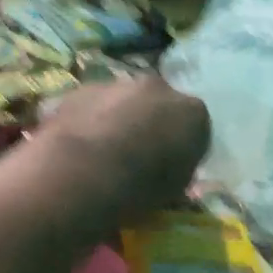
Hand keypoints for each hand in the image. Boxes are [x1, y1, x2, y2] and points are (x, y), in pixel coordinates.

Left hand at [35, 78, 209, 222]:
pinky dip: (89, 119)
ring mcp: (119, 84)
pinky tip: (79, 144)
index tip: (169, 163)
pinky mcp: (83, 89)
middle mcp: (160, 88)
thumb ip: (176, 168)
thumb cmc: (140, 186)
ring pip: (122, 100)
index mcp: (192, 112)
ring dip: (117, 118)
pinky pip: (92, 105)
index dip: (180, 145)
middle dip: (149, 122)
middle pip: (158, 104)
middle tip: (135, 152)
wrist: (86, 171)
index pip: (193, 125)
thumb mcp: (174, 188)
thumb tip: (169, 169)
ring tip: (102, 151)